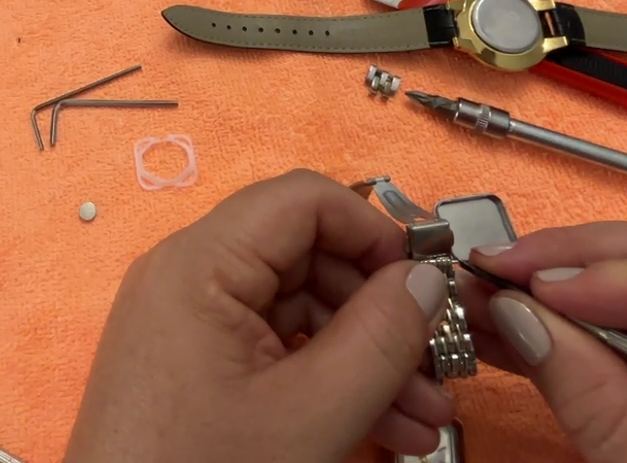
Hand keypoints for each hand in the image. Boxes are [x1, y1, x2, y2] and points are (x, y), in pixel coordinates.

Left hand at [65, 170, 457, 461]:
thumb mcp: (308, 416)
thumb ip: (379, 339)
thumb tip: (426, 278)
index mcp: (200, 260)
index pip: (299, 199)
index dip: (370, 230)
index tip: (426, 286)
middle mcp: (188, 271)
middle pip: (302, 253)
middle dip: (376, 309)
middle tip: (438, 369)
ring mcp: (187, 315)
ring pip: (294, 305)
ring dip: (362, 354)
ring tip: (426, 417)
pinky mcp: (192, 356)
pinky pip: (270, 342)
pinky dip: (324, 375)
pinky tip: (384, 428)